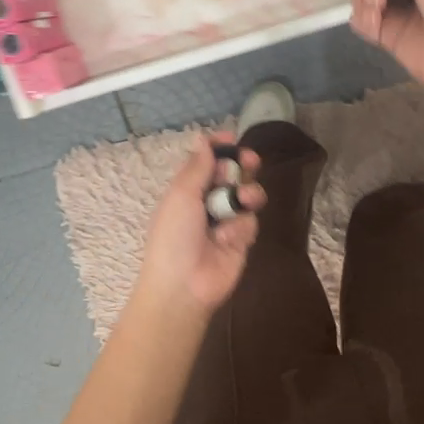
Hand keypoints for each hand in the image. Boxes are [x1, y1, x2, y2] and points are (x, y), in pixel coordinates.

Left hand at [134, 132, 266, 320]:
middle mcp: (207, 202)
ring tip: (242, 201)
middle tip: (250, 161)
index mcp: (186, 190)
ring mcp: (225, 221)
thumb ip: (197, 167)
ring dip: (246, 195)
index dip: (219, 149)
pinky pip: (249, 222)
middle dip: (242, 166)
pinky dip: (240, 228)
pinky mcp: (241, 240)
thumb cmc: (174, 236)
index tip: (232, 140)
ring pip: (246, 196)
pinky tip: (227, 240)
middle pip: (232, 175)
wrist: (184, 285)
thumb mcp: (181, 196)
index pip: (205, 161)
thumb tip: (203, 138)